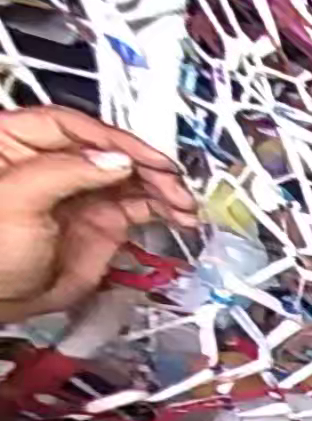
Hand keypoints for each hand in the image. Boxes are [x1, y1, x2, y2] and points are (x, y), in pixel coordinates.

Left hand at [0, 106, 197, 321]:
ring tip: (184, 207)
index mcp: (9, 145)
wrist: (0, 294)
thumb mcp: (13, 200)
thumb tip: (115, 161)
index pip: (67, 126)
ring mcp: (81, 194)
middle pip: (108, 152)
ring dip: (165, 190)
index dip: (111, 138)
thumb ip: (63, 174)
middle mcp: (49, 165)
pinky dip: (168, 210)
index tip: (149, 159)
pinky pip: (143, 206)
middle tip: (174, 187)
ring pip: (132, 179)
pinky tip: (181, 218)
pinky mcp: (105, 219)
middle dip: (148, 168)